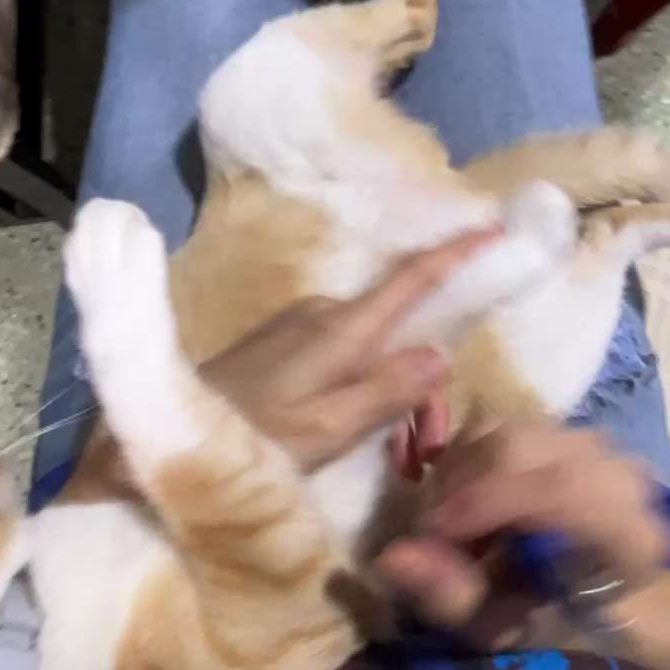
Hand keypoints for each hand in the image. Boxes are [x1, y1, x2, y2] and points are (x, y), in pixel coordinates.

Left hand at [199, 229, 495, 471]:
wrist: (171, 431)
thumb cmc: (250, 438)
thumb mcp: (325, 430)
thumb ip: (384, 392)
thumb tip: (439, 352)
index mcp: (338, 329)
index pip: (409, 279)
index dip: (456, 254)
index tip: (497, 230)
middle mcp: (320, 311)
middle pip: (395, 317)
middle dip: (423, 357)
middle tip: (424, 433)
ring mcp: (295, 322)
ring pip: (367, 335)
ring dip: (389, 374)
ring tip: (388, 439)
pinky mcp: (278, 339)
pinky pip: (340, 343)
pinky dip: (360, 372)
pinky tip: (348, 414)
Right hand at [376, 421, 669, 648]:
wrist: (596, 596)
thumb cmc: (551, 621)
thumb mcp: (498, 626)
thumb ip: (450, 595)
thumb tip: (393, 557)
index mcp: (632, 535)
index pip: (558, 489)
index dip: (483, 501)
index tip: (433, 530)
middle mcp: (622, 476)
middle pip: (520, 448)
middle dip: (459, 485)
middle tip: (433, 529)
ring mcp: (597, 444)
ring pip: (502, 431)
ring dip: (459, 470)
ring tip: (451, 517)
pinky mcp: (568, 428)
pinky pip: (499, 424)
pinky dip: (466, 453)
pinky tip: (462, 491)